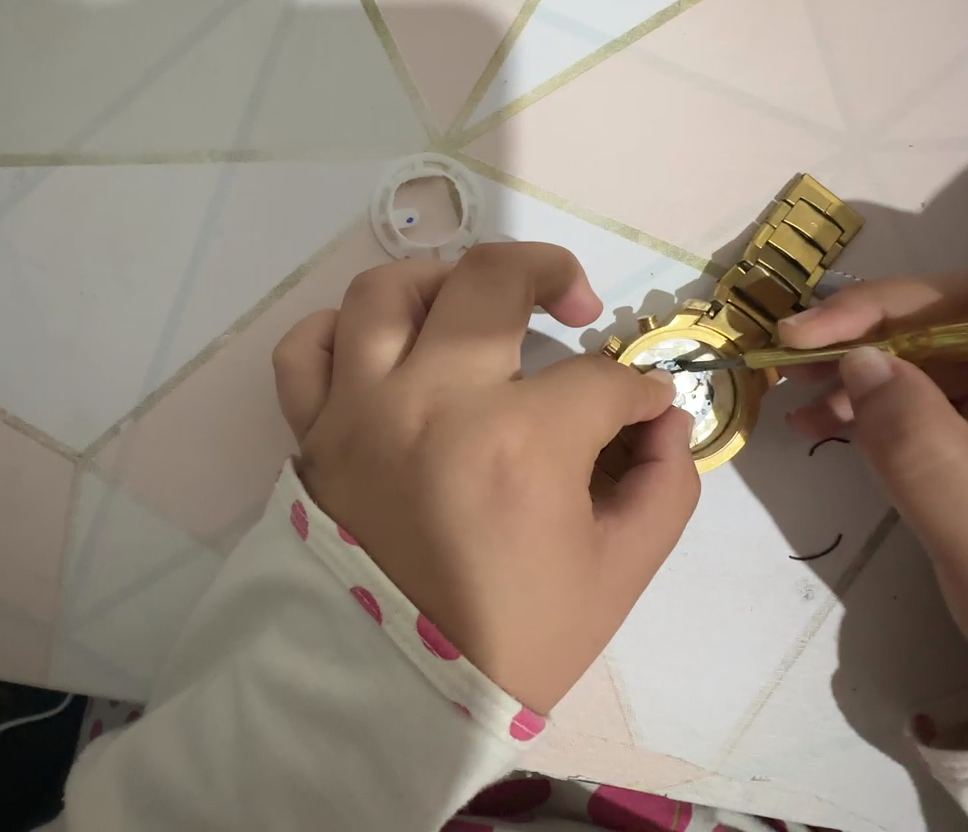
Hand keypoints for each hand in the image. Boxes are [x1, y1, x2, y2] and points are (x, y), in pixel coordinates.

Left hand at [271, 242, 697, 712]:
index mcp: (518, 443)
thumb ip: (663, 486)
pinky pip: (304, 347)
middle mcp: (431, 401)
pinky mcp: (311, 430)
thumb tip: (661, 416)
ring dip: (438, 281)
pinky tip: (377, 350)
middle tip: (572, 303)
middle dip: (550, 271)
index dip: (635, 390)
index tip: (641, 408)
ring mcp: (358, 408)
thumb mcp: (617, 576)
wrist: (391, 697)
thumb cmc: (509, 639)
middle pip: (491, 279)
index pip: (597, 379)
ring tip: (467, 308)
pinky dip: (338, 332)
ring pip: (385, 290)